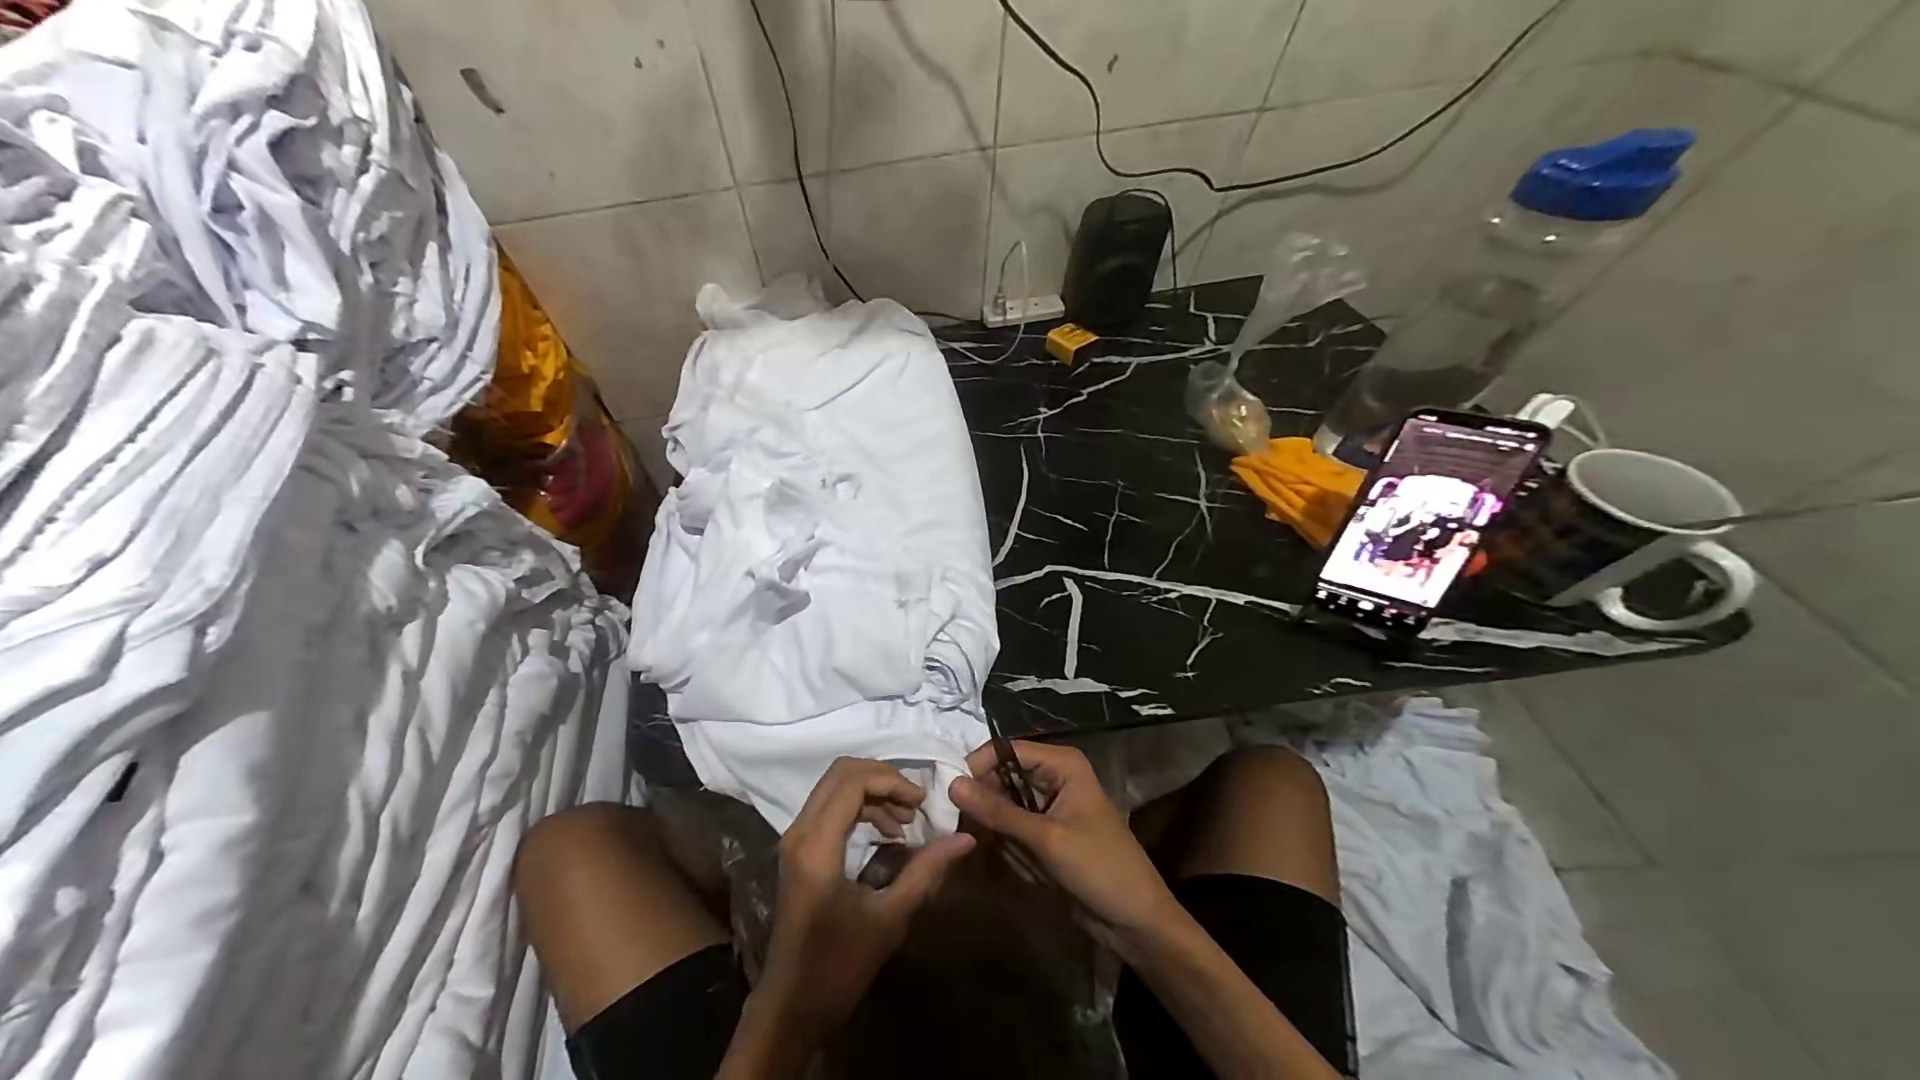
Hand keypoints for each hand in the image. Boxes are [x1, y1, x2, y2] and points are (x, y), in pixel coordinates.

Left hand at [756, 758, 975, 1035]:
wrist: (792, 1005)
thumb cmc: (839, 965)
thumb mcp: (890, 917)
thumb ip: (927, 871)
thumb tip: (966, 839)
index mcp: (816, 844)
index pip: (852, 781)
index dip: (892, 781)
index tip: (922, 803)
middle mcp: (799, 831)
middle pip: (841, 773)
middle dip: (883, 779)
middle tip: (915, 803)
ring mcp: (795, 839)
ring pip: (835, 786)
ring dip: (873, 792)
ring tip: (906, 821)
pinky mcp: (799, 850)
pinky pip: (830, 806)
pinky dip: (861, 807)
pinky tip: (888, 833)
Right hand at [948, 741, 1177, 949]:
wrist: (1136, 921)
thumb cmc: (1100, 868)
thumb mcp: (1046, 839)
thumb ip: (998, 812)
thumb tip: (952, 784)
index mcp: (1062, 763)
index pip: (1005, 750)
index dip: (977, 767)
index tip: (950, 794)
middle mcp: (1054, 776)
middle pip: (1001, 778)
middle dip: (988, 807)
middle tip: (972, 834)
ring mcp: (1049, 806)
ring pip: (1003, 808)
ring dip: (1002, 835)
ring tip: (1023, 859)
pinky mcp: (1045, 833)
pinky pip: (1013, 830)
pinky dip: (1013, 849)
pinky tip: (1032, 871)